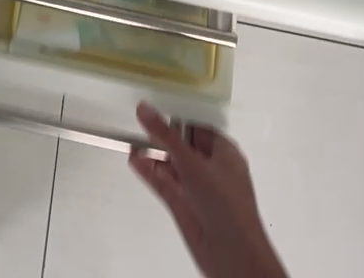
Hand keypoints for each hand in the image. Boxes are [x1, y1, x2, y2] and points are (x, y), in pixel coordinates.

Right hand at [128, 103, 286, 277]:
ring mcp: (197, 189)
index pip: (198, 129)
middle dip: (162, 136)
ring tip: (131, 139)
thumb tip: (143, 108)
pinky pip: (163, 183)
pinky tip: (134, 160)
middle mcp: (211, 169)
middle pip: (182, 146)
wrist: (233, 256)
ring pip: (171, 165)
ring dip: (153, 154)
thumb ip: (165, 135)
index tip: (154, 107)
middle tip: (138, 121)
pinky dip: (149, 171)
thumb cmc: (224, 203)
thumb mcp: (192, 163)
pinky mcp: (184, 205)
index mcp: (224, 153)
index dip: (177, 118)